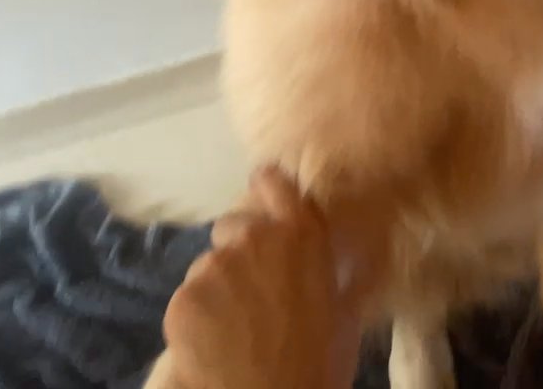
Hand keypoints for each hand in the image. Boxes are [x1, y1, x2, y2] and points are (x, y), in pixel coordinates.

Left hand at [163, 167, 389, 388]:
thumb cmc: (320, 360)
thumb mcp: (344, 308)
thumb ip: (341, 275)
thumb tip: (357, 264)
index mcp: (303, 234)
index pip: (275, 183)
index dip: (265, 185)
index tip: (261, 192)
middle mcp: (258, 237)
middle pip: (231, 227)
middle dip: (234, 252)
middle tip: (246, 292)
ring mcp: (217, 266)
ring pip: (205, 269)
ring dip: (214, 291)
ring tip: (228, 330)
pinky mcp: (184, 300)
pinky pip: (186, 303)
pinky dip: (192, 322)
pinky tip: (207, 349)